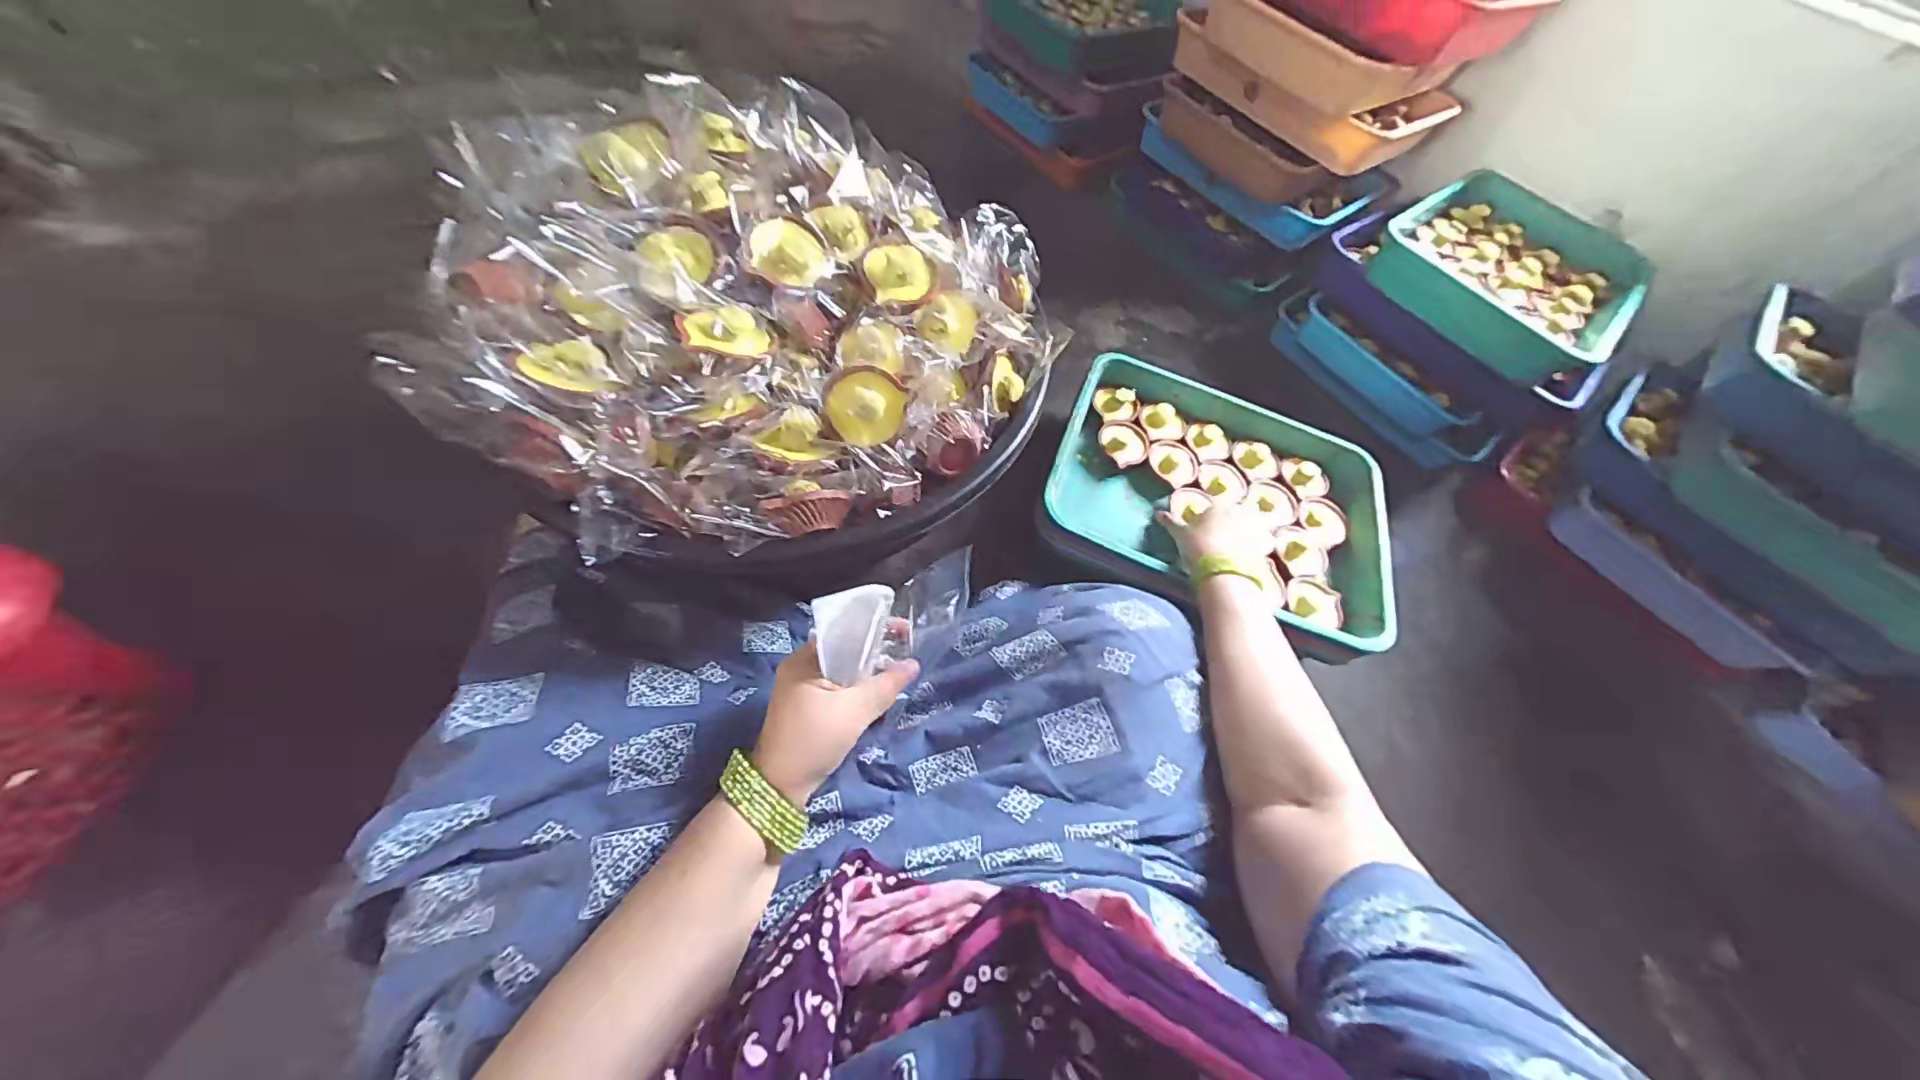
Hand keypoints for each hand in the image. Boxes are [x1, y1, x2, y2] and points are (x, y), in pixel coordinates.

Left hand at [751, 635, 918, 804]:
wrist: (780, 786)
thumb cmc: (814, 741)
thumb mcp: (855, 712)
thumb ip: (885, 685)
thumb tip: (913, 664)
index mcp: (804, 659)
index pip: (845, 631)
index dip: (875, 628)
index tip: (904, 632)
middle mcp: (801, 666)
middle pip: (845, 649)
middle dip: (875, 650)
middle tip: (906, 651)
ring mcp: (802, 687)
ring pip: (843, 669)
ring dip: (868, 670)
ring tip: (897, 669)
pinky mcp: (807, 705)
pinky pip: (838, 685)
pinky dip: (857, 686)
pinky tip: (877, 691)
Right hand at [1156, 502, 1274, 570]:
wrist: (1222, 568)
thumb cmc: (1196, 546)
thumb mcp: (1179, 534)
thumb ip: (1170, 522)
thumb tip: (1157, 512)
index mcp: (1216, 506)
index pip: (1211, 510)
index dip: (1206, 521)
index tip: (1201, 534)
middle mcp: (1238, 511)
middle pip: (1234, 515)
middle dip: (1230, 525)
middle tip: (1220, 541)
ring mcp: (1254, 526)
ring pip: (1252, 526)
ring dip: (1248, 533)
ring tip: (1238, 548)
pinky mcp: (1265, 543)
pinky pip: (1264, 542)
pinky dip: (1260, 547)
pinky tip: (1253, 556)